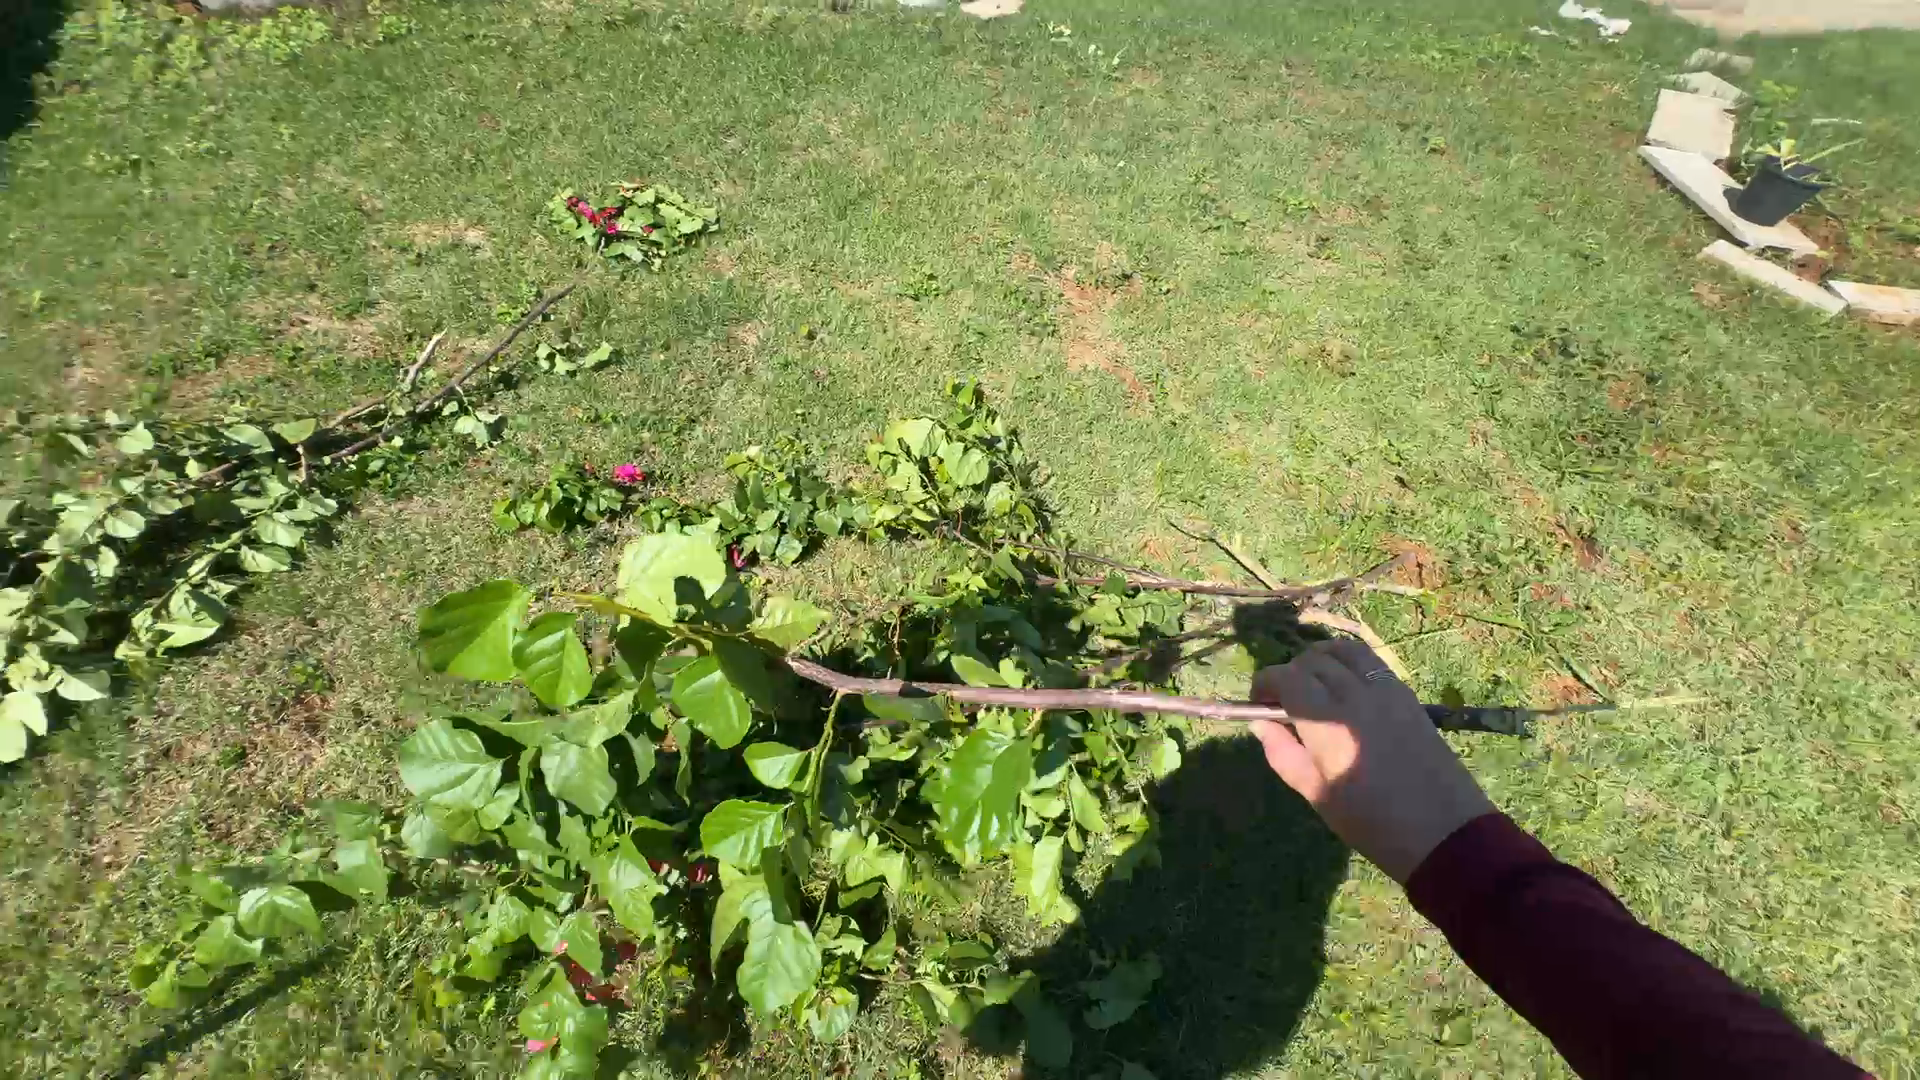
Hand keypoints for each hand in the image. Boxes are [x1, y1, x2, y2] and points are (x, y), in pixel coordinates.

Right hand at [1249, 639, 1493, 882]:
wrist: (1445, 834)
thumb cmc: (1372, 822)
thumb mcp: (1315, 794)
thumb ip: (1282, 753)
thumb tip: (1260, 723)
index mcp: (1326, 724)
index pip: (1284, 677)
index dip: (1264, 684)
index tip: (1259, 704)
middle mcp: (1354, 697)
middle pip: (1310, 661)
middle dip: (1289, 674)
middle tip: (1284, 701)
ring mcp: (1384, 691)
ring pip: (1341, 651)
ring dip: (1319, 659)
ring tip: (1314, 683)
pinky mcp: (1406, 694)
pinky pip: (1370, 660)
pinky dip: (1347, 661)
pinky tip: (1343, 683)